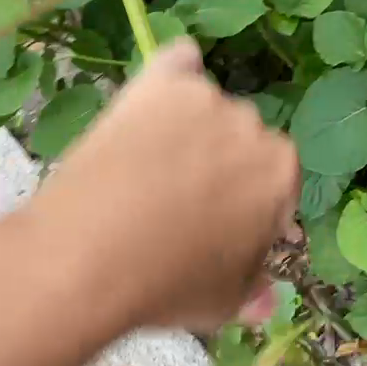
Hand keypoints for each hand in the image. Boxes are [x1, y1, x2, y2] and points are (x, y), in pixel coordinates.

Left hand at [25, 37, 298, 331]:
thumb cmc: (165, 284)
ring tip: (149, 165)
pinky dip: (176, 73)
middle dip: (222, 166)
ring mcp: (208, 99)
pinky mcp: (162, 82)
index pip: (276, 182)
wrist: (85, 257)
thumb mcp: (221, 302)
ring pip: (207, 109)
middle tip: (180, 201)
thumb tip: (267, 301)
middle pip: (243, 142)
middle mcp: (255, 127)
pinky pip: (179, 63)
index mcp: (281, 173)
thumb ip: (253, 290)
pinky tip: (162, 91)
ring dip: (192, 128)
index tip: (221, 227)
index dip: (250, 207)